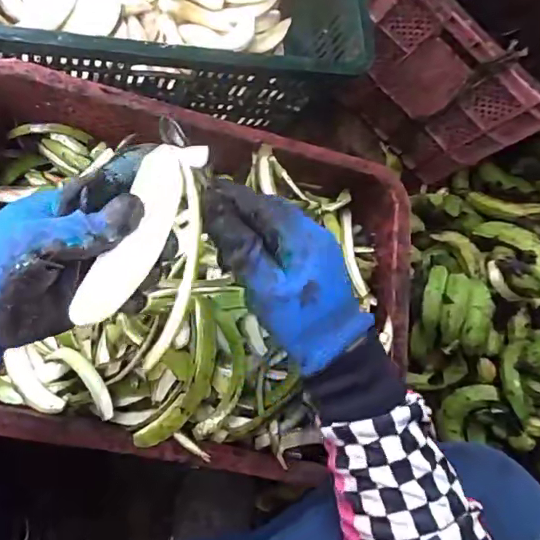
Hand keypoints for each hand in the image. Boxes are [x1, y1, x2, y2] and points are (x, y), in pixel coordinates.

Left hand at [0, 172, 142, 388]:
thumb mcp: (36, 241)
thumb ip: (84, 228)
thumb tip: (137, 206)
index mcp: (72, 204)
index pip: (117, 180)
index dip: (147, 174)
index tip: (180, 173)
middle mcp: (89, 230)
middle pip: (137, 221)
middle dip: (156, 230)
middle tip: (162, 246)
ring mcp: (92, 263)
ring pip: (136, 257)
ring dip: (149, 265)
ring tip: (144, 278)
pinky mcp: (92, 296)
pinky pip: (125, 292)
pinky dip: (134, 296)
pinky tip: (130, 302)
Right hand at [202, 177, 372, 375]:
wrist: (338, 347)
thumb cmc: (297, 318)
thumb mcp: (263, 285)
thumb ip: (240, 246)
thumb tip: (215, 209)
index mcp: (297, 231)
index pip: (256, 201)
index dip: (227, 195)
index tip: (201, 192)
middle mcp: (309, 226)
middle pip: (266, 206)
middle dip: (236, 207)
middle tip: (206, 215)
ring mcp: (316, 239)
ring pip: (274, 219)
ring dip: (248, 221)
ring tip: (222, 235)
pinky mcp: (316, 253)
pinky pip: (283, 232)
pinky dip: (261, 234)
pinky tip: (248, 250)